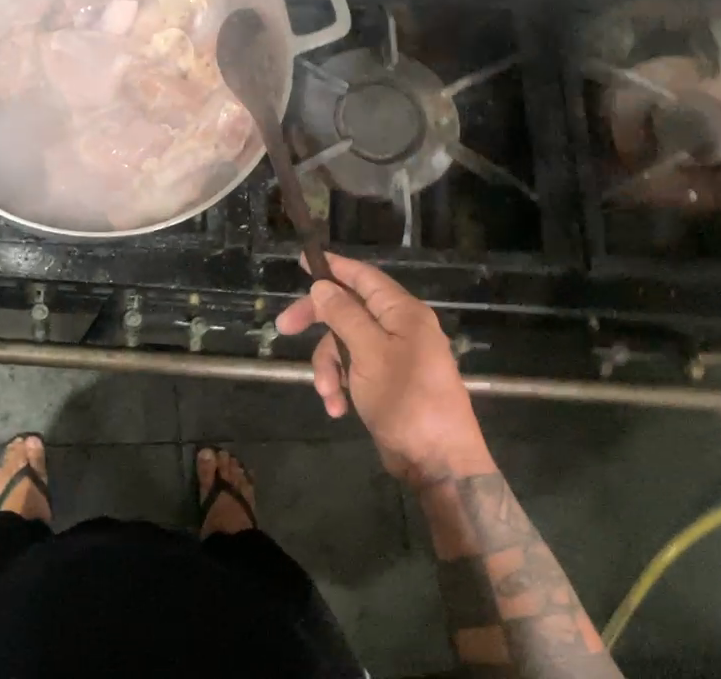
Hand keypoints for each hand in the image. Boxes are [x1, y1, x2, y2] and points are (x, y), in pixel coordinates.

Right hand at [275, 254, 491, 485]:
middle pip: (348, 310)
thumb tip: (323, 286)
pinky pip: (353, 370)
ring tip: (327, 393)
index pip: (364, 278)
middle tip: (283, 328)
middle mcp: (401, 329)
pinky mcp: (386, 382)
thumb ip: (344, 315)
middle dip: (317, 323)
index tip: (303, 259)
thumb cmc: (406, 400)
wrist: (437, 462)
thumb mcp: (368, 353)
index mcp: (403, 314)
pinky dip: (341, 386)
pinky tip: (338, 408)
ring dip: (328, 368)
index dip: (334, 267)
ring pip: (344, 344)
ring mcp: (394, 356)